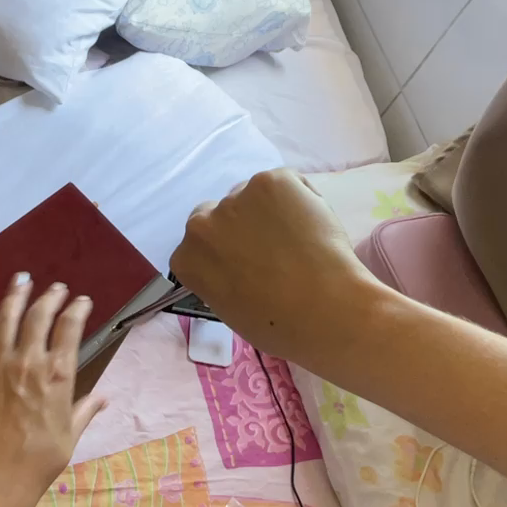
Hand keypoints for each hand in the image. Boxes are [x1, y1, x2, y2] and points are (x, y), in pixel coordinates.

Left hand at [0, 274, 106, 506]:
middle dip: (50, 297)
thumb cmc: (42, 457)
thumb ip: (85, 410)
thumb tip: (103, 398)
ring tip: (21, 279)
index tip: (81, 301)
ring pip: (7, 318)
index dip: (77, 310)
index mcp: (59, 374)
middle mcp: (30, 361)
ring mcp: (0, 364)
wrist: (1, 472)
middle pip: (39, 316)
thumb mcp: (71, 434)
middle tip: (55, 287)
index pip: (70, 329)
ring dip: (15, 295)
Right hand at [171, 168, 385, 364]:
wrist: (320, 310)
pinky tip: (312, 229)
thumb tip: (237, 262)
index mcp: (186, 257)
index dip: (226, 249)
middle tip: (272, 248)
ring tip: (299, 241)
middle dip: (241, 224)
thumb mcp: (228, 306)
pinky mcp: (270, 181)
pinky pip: (287, 184)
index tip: (245, 262)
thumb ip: (220, 275)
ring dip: (271, 211)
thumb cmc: (275, 325)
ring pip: (254, 196)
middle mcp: (201, 223)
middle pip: (221, 212)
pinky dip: (301, 199)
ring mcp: (234, 198)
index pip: (199, 241)